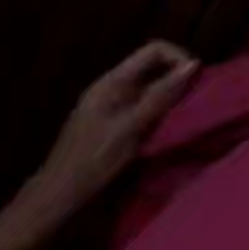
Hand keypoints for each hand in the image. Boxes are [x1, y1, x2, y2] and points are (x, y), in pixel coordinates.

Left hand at [31, 40, 197, 204]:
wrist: (54, 199)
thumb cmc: (93, 162)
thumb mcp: (131, 128)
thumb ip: (161, 95)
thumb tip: (194, 64)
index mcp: (112, 81)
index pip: (154, 50)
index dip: (178, 57)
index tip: (194, 78)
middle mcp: (111, 85)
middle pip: (151, 64)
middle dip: (175, 74)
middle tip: (192, 94)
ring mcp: (109, 101)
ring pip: (148, 82)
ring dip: (167, 90)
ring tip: (181, 108)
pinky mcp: (110, 118)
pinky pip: (140, 99)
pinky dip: (157, 104)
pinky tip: (163, 122)